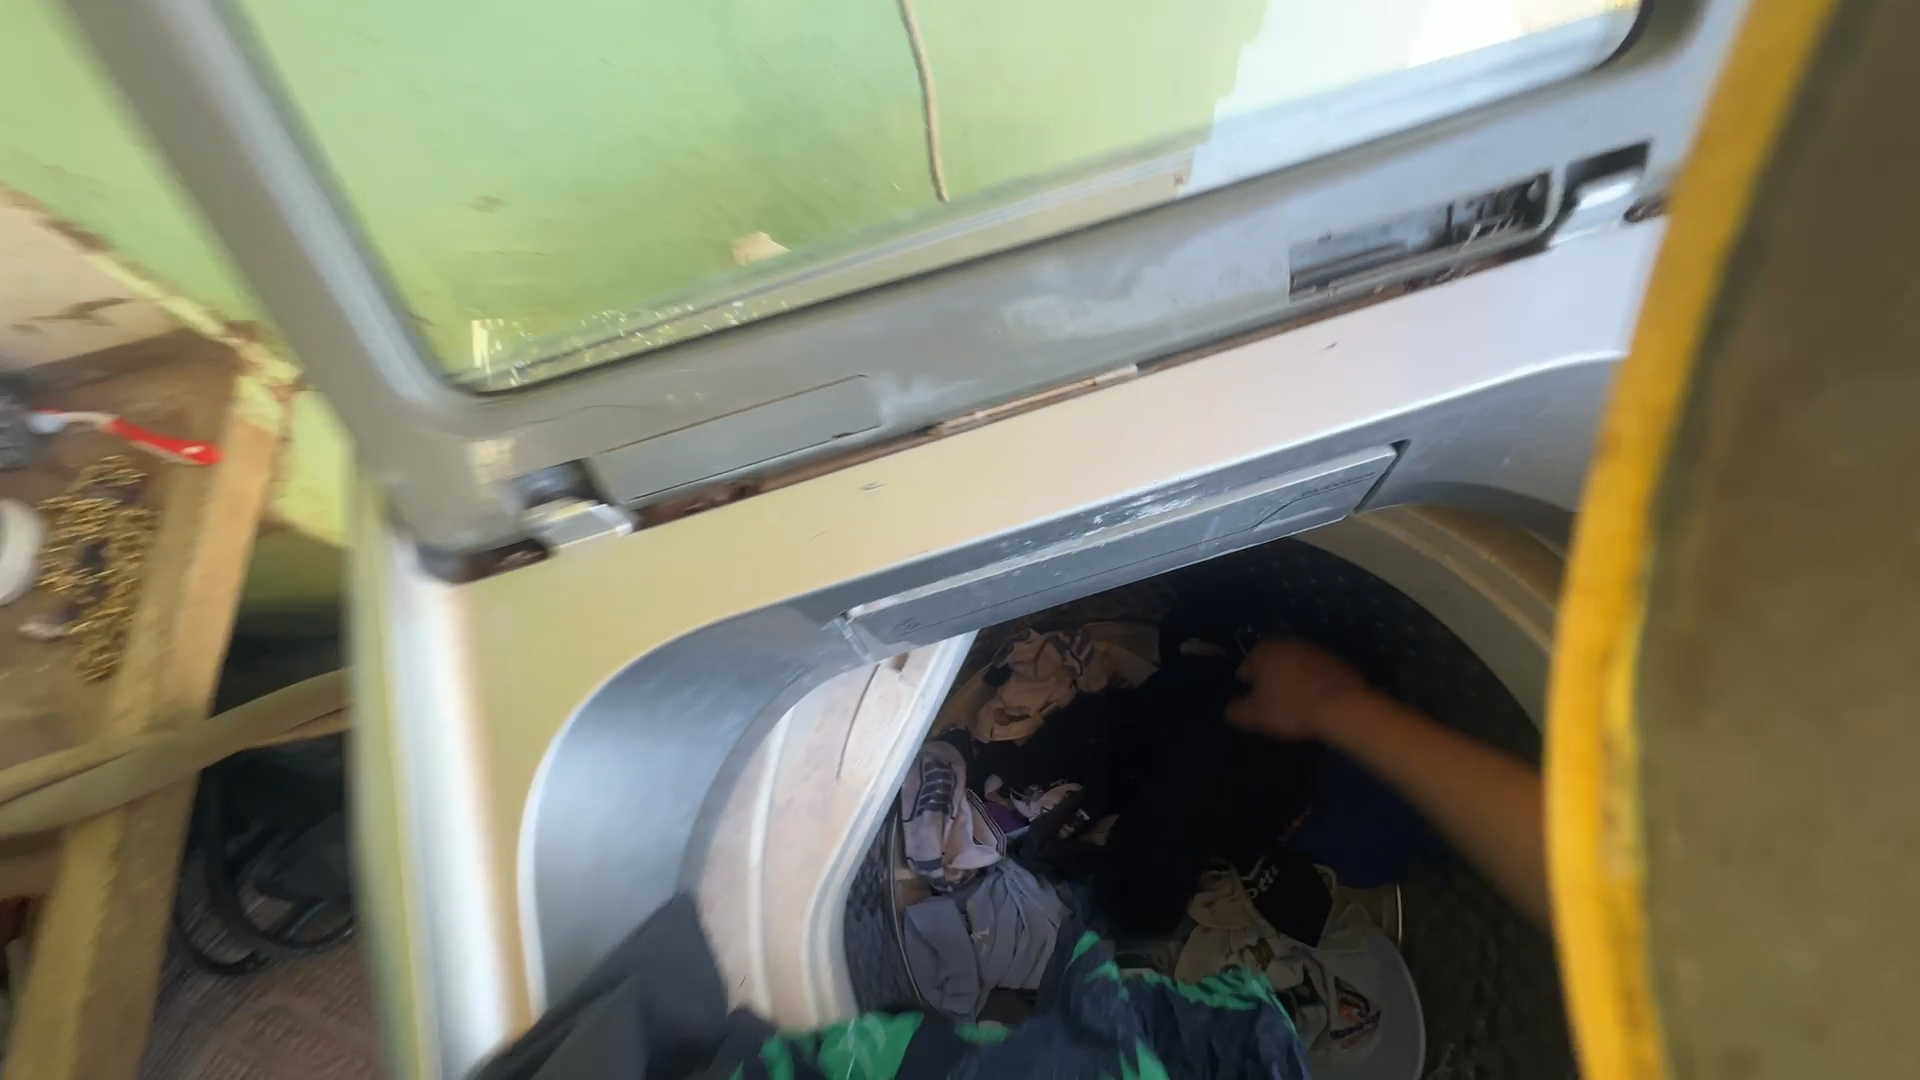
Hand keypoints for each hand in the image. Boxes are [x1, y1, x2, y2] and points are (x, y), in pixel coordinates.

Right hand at [1226, 640, 1372, 741]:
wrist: (1344, 707)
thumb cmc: (1291, 708)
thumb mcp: (1256, 716)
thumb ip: (1237, 712)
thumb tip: (1229, 709)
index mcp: (1262, 652)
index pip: (1244, 669)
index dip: (1246, 689)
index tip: (1254, 705)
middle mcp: (1286, 643)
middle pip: (1271, 664)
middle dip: (1270, 680)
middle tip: (1274, 704)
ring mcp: (1314, 650)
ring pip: (1295, 666)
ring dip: (1293, 680)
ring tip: (1297, 704)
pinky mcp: (1337, 660)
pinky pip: (1317, 672)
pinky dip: (1314, 683)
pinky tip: (1317, 701)